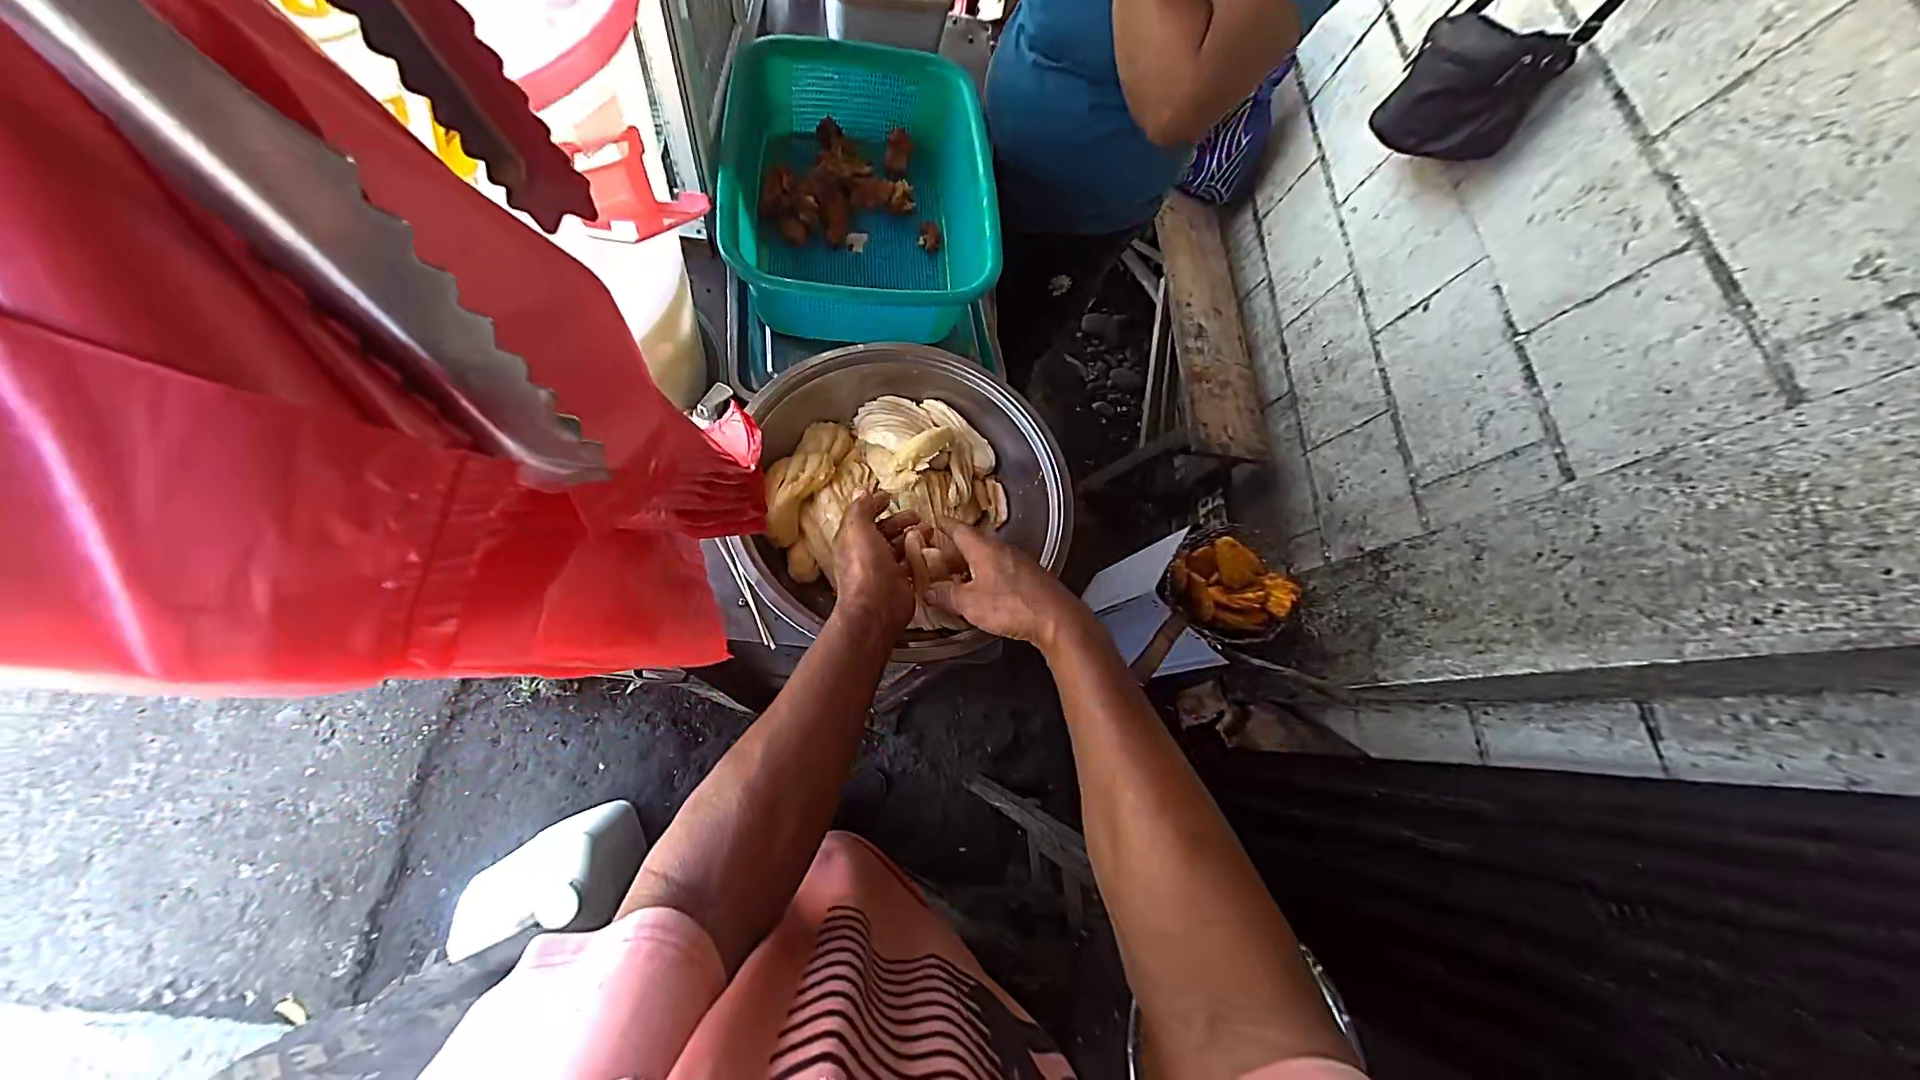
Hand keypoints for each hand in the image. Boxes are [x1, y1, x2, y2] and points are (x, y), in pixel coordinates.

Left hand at [831, 492, 918, 636]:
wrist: (876, 607)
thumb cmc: (865, 566)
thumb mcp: (858, 528)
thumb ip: (862, 508)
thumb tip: (865, 491)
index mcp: (853, 540)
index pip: (865, 518)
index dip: (877, 506)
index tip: (892, 498)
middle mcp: (867, 554)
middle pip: (886, 532)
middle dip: (902, 522)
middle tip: (918, 516)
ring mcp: (885, 570)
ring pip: (901, 548)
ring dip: (915, 537)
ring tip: (928, 530)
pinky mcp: (901, 583)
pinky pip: (912, 565)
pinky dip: (921, 555)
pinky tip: (930, 549)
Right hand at [923, 525, 1090, 648]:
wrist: (1056, 619)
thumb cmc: (1014, 606)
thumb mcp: (969, 604)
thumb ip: (946, 596)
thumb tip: (930, 592)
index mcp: (984, 549)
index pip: (958, 529)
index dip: (943, 526)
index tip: (934, 523)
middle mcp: (1003, 550)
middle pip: (973, 543)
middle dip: (955, 551)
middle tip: (938, 560)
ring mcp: (1019, 563)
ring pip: (989, 558)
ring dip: (972, 566)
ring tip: (958, 581)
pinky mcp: (1030, 578)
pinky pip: (1003, 571)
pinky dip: (989, 577)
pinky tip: (985, 594)